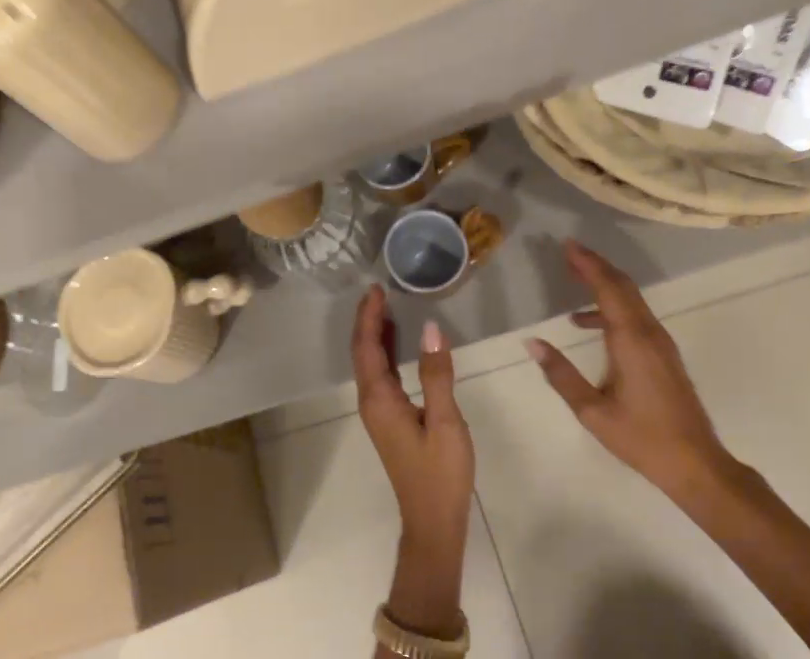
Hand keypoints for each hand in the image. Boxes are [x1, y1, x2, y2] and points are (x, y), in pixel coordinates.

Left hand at [352, 285, 473, 553]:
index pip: (367, 347)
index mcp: (379, 398)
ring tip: (387, 308)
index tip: (376, 289)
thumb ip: (437, 374)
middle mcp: (371, 401)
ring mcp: (378, 412)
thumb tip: (430, 329)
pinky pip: (381, 376)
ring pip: (371, 364)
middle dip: (368, 321)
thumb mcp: (446, 421)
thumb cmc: (440, 472)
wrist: (432, 519)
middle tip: (380, 291)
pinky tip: (398, 345)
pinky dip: (386, 354)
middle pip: (363, 352)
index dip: (369, 317)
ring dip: (375, 335)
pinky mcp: (389, 419)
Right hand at [523, 242, 734, 495]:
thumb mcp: (592, 411)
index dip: (588, 264)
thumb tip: (533, 343)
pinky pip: (637, 316)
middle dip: (596, 266)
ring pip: (632, 300)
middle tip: (568, 251)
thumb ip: (561, 375)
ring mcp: (661, 344)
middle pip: (623, 287)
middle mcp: (650, 334)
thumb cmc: (642, 439)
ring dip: (605, 282)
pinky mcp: (664, 356)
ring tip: (574, 276)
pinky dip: (613, 305)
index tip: (568, 245)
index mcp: (631, 342)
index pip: (609, 289)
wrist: (697, 464)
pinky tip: (587, 322)